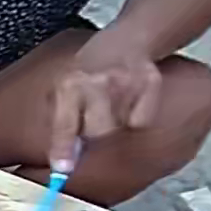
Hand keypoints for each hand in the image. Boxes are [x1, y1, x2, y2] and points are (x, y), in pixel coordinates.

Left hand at [48, 32, 166, 173]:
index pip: (65, 124)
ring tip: (110, 104)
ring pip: (118, 128)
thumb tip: (62, 164)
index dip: (63, 149)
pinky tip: (129, 101)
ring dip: (114, 124)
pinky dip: (136, 117)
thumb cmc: (88, 73)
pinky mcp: (150, 82)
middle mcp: (96, 82)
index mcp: (69, 85)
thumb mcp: (63, 90)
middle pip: (97, 133)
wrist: (125, 41)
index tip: (63, 169)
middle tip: (93, 117)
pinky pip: (141, 120)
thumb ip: (60, 125)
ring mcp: (125, 81)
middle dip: (93, 134)